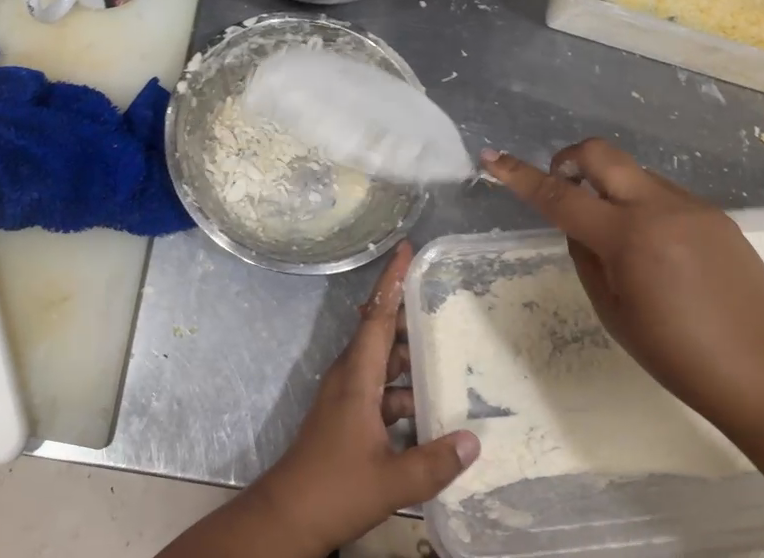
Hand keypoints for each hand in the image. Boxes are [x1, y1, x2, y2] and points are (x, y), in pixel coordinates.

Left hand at [254, 241, 479, 554]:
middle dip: (408, 312)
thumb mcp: (393, 480)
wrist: (289, 514)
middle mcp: (349, 377)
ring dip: (410, 357)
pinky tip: (432, 408)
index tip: (406, 248)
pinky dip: (405, 391)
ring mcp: (346, 397)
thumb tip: (474, 440)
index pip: (378, 317)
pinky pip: (381, 390)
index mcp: (356, 378)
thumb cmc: (335, 488)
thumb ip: (435, 462)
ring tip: (449, 350)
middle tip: (443, 295)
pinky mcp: (347, 417)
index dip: (392, 281)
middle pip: (381, 332)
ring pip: (382, 363)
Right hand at [480, 139, 763, 421]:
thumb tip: (579, 224)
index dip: (519, 175)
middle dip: (569, 159)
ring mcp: (694, 208)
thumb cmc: (678, 356)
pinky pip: (664, 195)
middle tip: (561, 185)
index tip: (491, 157)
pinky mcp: (718, 218)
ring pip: (634, 173)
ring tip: (615, 238)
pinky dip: (641, 206)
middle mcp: (661, 208)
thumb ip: (586, 256)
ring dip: (609, 188)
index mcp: (629, 237)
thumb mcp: (612, 310)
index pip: (559, 196)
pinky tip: (654, 252)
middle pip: (601, 153)